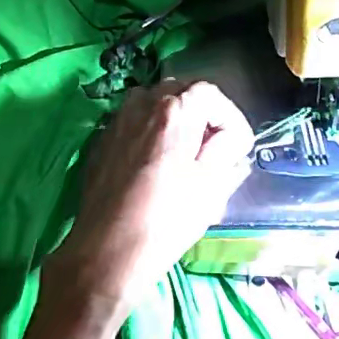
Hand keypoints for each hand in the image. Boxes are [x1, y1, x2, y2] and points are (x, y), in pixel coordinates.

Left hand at [44, 80, 252, 320]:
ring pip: (153, 102)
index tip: (237, 146)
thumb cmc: (167, 219)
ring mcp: (117, 120)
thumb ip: (227, 151)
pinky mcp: (102, 140)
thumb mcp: (212, 185)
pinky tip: (155, 161)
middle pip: (179, 91)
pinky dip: (149, 130)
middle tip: (214, 146)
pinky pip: (133, 121)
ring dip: (173, 118)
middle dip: (202, 113)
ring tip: (185, 151)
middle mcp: (141, 104)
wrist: (108, 247)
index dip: (229, 118)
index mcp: (174, 111)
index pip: (211, 93)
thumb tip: (230, 139)